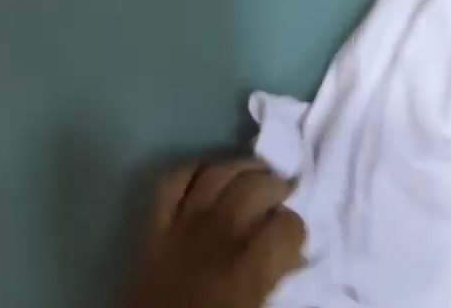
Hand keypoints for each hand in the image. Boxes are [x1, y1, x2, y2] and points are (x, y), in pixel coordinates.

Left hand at [122, 158, 305, 307]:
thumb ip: (275, 282)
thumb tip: (294, 259)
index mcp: (244, 272)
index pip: (287, 227)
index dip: (297, 230)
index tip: (295, 241)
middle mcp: (215, 238)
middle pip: (255, 187)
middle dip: (277, 188)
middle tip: (283, 200)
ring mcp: (181, 228)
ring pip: (219, 174)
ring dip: (245, 168)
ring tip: (259, 175)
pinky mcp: (153, 231)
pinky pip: (173, 182)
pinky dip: (194, 170)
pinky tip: (211, 173)